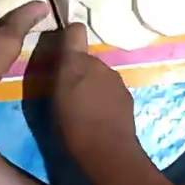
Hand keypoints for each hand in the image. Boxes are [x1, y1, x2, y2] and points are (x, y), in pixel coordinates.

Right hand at [51, 24, 145, 177]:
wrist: (107, 152)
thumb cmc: (74, 123)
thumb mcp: (58, 92)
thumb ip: (65, 63)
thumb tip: (71, 37)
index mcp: (80, 63)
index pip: (76, 33)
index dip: (69, 35)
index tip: (61, 45)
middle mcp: (102, 67)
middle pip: (88, 60)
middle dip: (79, 70)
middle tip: (66, 91)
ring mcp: (117, 84)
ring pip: (99, 77)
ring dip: (91, 86)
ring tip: (81, 108)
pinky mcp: (126, 102)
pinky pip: (109, 94)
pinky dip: (102, 100)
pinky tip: (96, 117)